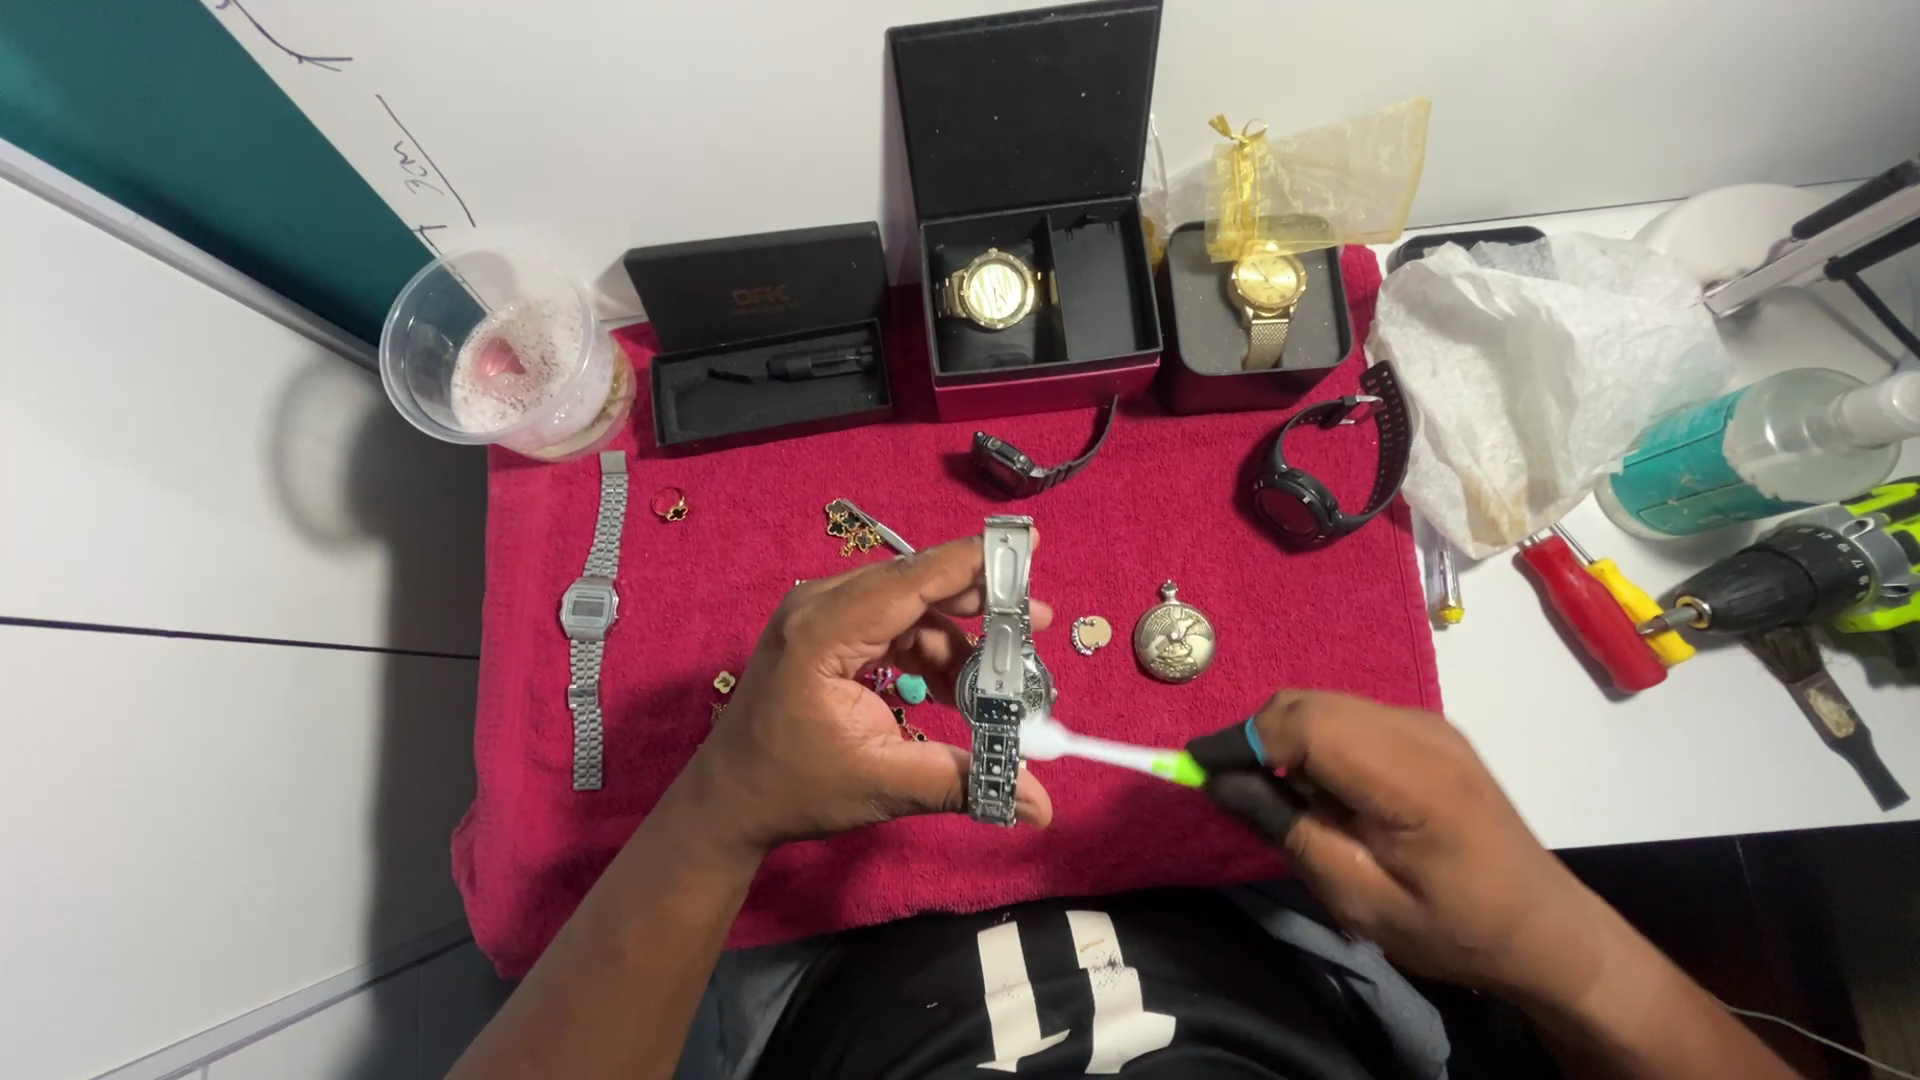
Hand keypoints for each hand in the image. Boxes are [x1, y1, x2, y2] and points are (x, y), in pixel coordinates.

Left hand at [678, 536, 1055, 854]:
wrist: (728, 800)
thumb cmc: (793, 788)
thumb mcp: (883, 784)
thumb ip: (964, 781)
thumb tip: (1041, 807)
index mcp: (821, 632)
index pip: (910, 581)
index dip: (972, 562)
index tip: (1028, 544)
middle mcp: (818, 607)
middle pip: (913, 585)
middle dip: (978, 603)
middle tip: (1035, 620)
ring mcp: (819, 615)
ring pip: (908, 607)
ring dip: (956, 638)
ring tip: (1000, 676)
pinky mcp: (826, 631)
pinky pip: (892, 625)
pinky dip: (928, 651)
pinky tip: (957, 687)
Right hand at [1200, 691, 1610, 1002]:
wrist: (1546, 928)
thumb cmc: (1453, 928)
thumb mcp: (1358, 898)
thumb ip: (1286, 829)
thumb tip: (1219, 781)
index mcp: (1414, 779)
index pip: (1306, 726)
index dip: (1243, 740)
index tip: (1197, 769)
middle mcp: (1419, 730)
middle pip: (1306, 704)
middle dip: (1255, 738)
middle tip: (1231, 785)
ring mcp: (1425, 721)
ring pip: (1320, 703)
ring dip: (1281, 736)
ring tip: (1273, 789)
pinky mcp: (1423, 726)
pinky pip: (1343, 714)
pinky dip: (1309, 737)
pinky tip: (1315, 782)